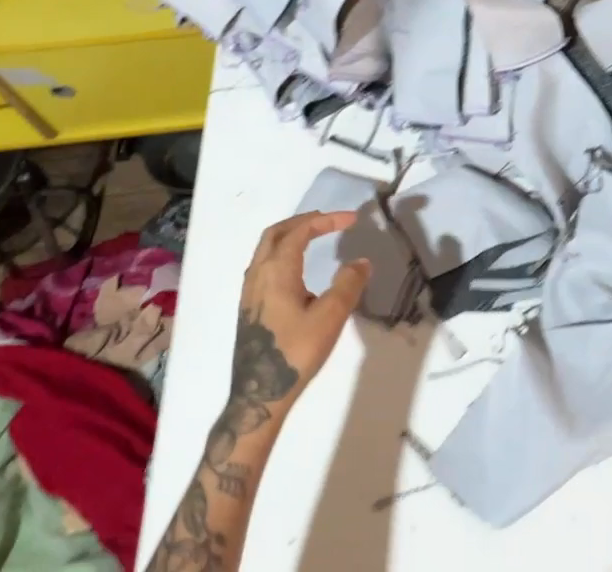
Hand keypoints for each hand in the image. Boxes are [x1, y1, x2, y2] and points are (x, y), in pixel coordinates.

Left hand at [223, 211, 371, 431]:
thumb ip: (348, 284)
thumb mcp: (330, 317)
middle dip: (304, 221)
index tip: (352, 219)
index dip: (326, 220)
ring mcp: (249, 291)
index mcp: (276, 270)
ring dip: (291, 236)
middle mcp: (258, 274)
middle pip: (276, 233)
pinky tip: (298, 270)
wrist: (258, 393)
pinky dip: (283, 252)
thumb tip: (361, 262)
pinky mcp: (249, 306)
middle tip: (329, 221)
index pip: (300, 232)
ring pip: (267, 249)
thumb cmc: (295, 351)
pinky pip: (264, 264)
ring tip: (316, 238)